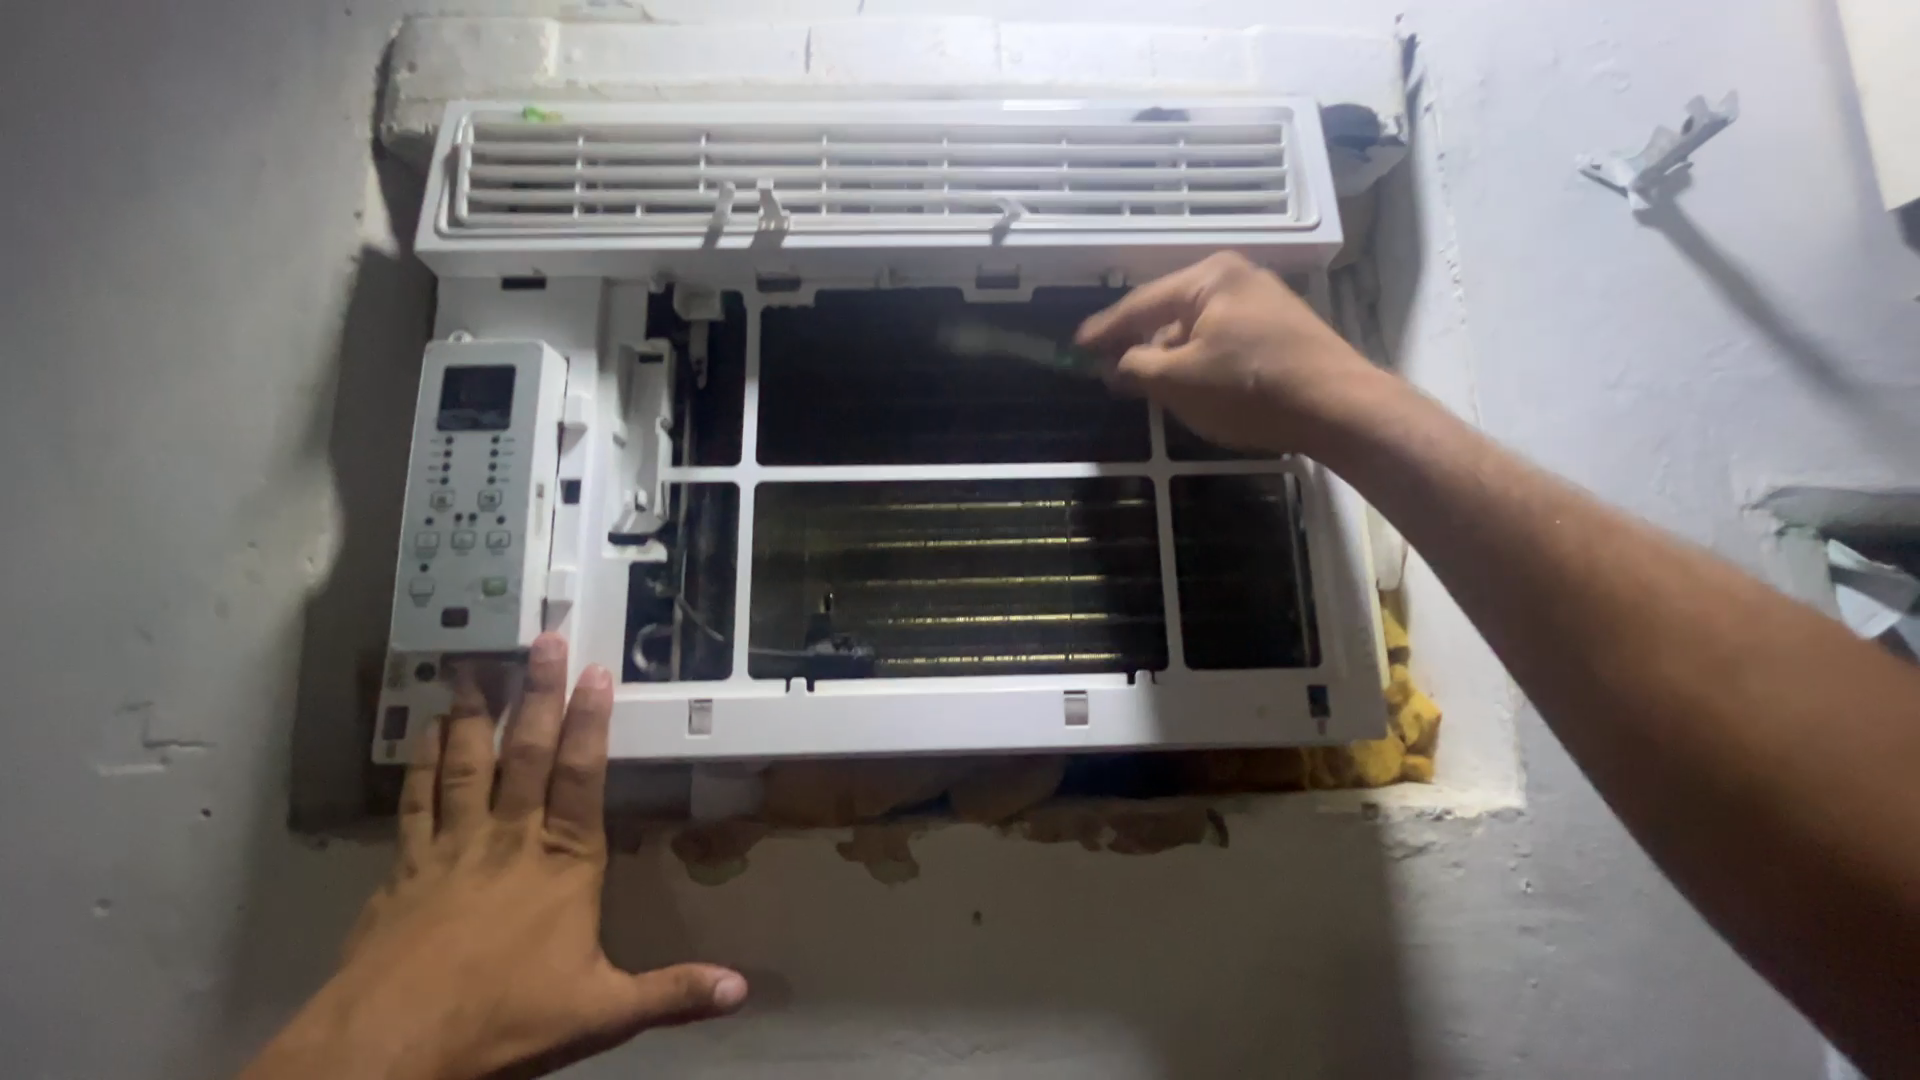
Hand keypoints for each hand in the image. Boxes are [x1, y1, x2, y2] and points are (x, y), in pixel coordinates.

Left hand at [243, 635, 744, 1079]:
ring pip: (465, 764)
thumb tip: (744, 990)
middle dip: (538, 693)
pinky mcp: (405, 867)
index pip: (582, 775)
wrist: (384, 1054)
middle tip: (543, 639)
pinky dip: (421, 762)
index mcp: (563, 861)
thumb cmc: (500, 1021)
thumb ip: (672, 992)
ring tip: (475, 665)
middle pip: (526, 753)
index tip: (595, 670)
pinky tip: (423, 732)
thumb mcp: (600, 1013)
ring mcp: (451, 847)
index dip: (590, 721)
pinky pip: (416, 801)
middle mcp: (509, 839)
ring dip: (472, 713)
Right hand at [1076, 252, 1382, 453]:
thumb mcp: (1179, 381)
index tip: (1075, 347)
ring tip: (1141, 381)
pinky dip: (1195, 359)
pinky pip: (1219, 338)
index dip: (1104, 329)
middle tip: (1104, 367)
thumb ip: (1135, 367)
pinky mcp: (1279, 329)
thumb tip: (1112, 364)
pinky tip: (1187, 383)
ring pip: (1194, 327)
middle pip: (1168, 311)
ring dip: (1166, 354)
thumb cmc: (1249, 389)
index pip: (1140, 303)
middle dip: (1136, 341)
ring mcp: (1262, 301)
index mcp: (1208, 277)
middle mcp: (1236, 277)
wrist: (1338, 408)